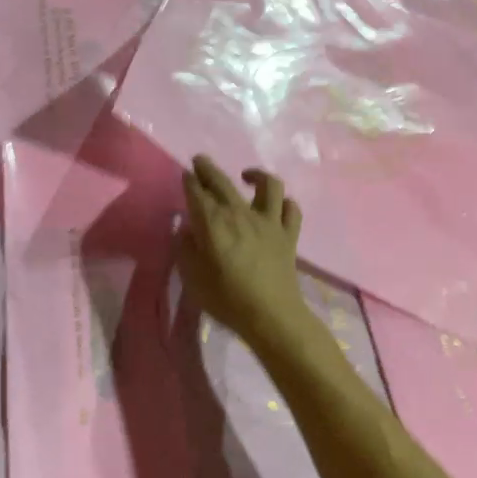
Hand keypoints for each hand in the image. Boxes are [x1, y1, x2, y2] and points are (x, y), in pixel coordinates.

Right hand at [177, 155, 315, 357]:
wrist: (270, 316)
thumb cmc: (226, 298)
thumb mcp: (192, 276)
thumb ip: (186, 248)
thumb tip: (186, 229)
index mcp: (213, 223)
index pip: (196, 193)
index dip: (189, 181)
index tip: (185, 174)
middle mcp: (240, 214)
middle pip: (222, 182)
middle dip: (208, 169)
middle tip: (200, 161)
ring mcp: (269, 222)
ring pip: (268, 185)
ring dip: (256, 175)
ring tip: (245, 177)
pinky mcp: (288, 234)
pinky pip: (291, 210)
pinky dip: (284, 203)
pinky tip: (277, 205)